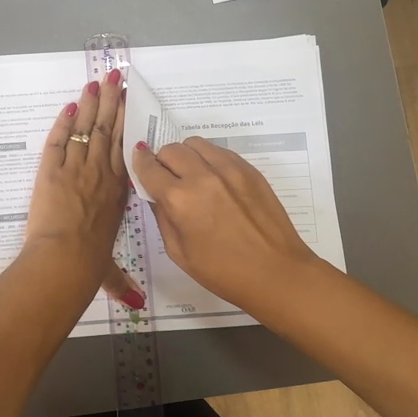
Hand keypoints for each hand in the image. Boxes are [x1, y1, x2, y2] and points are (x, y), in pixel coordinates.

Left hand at [24, 69, 141, 306]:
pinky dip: (64, 122)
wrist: (65, 258)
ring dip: (91, 104)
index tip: (130, 102)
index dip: (127, 123)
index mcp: (118, 190)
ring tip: (97, 82)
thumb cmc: (90, 263)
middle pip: (108, 129)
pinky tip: (69, 107)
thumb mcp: (109, 271)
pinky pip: (59, 140)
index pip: (125, 148)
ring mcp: (76, 167)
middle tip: (115, 76)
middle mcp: (101, 173)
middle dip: (112, 101)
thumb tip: (139, 306)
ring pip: (87, 128)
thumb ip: (122, 284)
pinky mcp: (51, 168)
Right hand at [130, 137, 322, 315]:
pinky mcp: (249, 169)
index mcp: (179, 200)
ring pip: (196, 143)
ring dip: (187, 155)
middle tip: (169, 179)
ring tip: (193, 176)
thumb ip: (162, 217)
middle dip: (163, 161)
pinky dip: (210, 158)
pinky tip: (216, 180)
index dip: (141, 164)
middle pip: (171, 149)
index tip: (141, 165)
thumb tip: (155, 194)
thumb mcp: (179, 253)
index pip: (149, 167)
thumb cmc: (223, 272)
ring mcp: (229, 169)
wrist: (276, 273)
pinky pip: (220, 151)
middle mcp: (202, 176)